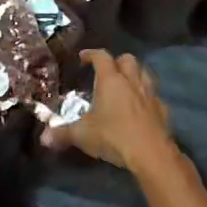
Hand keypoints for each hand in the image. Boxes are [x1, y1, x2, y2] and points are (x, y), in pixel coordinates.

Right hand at [42, 51, 177, 172]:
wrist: (150, 153)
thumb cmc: (113, 136)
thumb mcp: (82, 135)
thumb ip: (62, 134)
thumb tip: (43, 138)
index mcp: (111, 81)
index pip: (102, 56)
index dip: (92, 54)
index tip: (83, 57)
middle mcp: (132, 81)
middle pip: (128, 59)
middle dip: (117, 61)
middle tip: (107, 72)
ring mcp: (150, 94)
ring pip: (145, 73)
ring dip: (135, 75)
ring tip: (125, 85)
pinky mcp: (163, 109)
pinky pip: (154, 96)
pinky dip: (146, 97)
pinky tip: (141, 108)